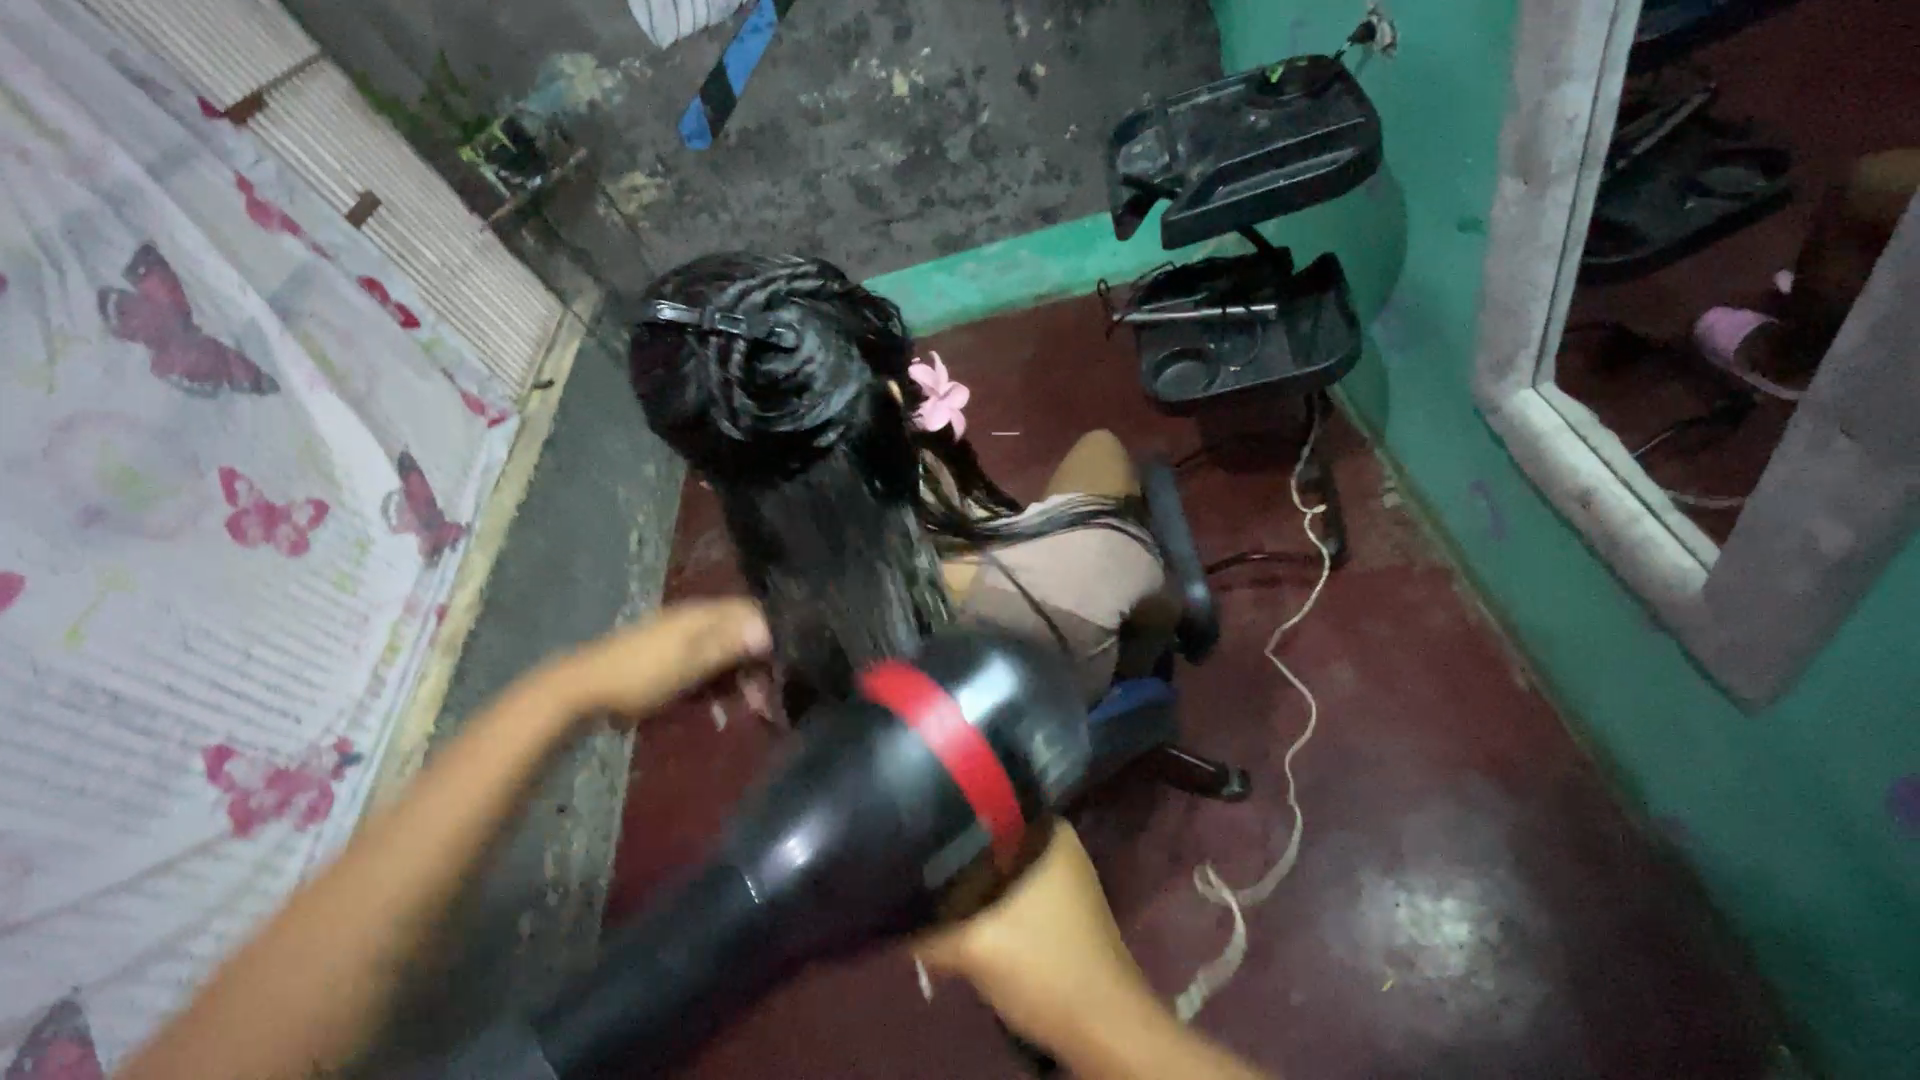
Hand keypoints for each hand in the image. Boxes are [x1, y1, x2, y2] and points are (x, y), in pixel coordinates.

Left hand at [544, 597, 770, 721]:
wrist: (582, 689)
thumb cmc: (640, 675)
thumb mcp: (690, 661)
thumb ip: (729, 643)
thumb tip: (768, 628)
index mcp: (703, 614)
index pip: (752, 613)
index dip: (773, 637)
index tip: (783, 669)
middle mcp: (695, 619)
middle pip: (741, 634)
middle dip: (757, 665)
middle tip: (764, 701)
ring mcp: (680, 637)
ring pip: (724, 652)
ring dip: (738, 678)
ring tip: (745, 707)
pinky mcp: (668, 657)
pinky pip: (705, 665)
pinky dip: (716, 683)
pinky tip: (715, 705)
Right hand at [916, 823, 1155, 1044]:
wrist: (1103, 1028)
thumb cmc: (1044, 968)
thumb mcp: (972, 946)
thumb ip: (923, 928)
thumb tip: (884, 916)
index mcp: (1045, 830)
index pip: (983, 802)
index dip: (941, 814)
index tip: (903, 829)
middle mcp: (1055, 843)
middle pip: (985, 838)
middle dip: (947, 855)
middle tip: (904, 864)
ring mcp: (1058, 878)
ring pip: (994, 869)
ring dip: (963, 885)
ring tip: (920, 889)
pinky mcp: (1055, 910)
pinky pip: (1006, 892)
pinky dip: (981, 904)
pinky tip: (953, 918)